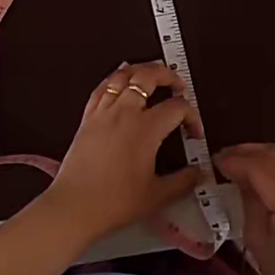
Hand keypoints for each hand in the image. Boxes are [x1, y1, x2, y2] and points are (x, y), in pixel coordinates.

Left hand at [33, 62, 202, 246]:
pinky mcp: (87, 117)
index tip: (193, 131)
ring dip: (139, 70)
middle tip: (177, 83)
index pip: (176, 108)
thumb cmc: (114, 201)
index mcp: (145, 129)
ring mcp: (102, 112)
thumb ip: (183, 181)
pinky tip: (118, 78)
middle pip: (146, 77)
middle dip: (166, 74)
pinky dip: (113, 78)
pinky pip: (101, 88)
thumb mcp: (157, 195)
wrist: (76, 204)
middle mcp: (123, 113)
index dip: (192, 116)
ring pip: (121, 76)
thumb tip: (198, 173)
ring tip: (151, 72)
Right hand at [213, 143, 274, 274]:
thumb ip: (249, 202)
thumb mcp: (257, 242)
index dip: (232, 159)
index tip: (213, 163)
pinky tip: (263, 174)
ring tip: (242, 164)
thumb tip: (238, 177)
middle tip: (224, 159)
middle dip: (247, 151)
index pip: (259, 166)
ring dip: (263, 153)